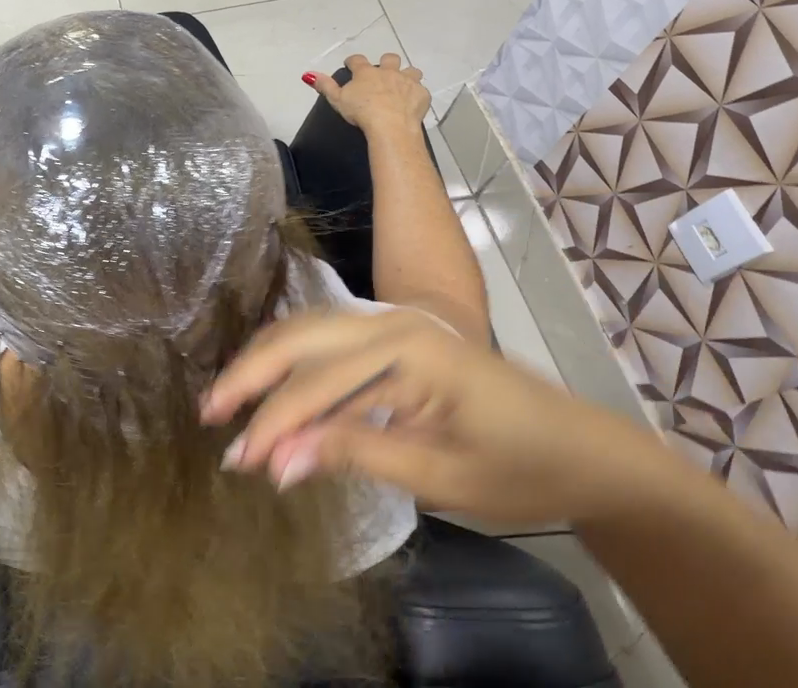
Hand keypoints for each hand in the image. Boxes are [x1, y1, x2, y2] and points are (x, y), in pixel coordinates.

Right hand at [202, 309, 669, 525]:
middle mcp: (395, 323)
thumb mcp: (440, 475)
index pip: (318, 387)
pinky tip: (267, 383)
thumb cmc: (523, 470)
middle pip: (298, 339)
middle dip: (248, 378)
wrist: (588, 452)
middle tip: (209, 416)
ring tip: (226, 401)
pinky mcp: (393, 335)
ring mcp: (394, 322)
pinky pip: (324, 337)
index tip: (241, 463)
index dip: (274, 426)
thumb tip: (276, 462)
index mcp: (412, 353)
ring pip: (304, 331)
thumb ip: (353, 454)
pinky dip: (288, 360)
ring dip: (261, 365)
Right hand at [307, 54, 428, 135]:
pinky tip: (410, 102)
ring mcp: (408, 81)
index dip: (353, 61)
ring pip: (412, 70)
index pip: (358, 60)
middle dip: (386, 62)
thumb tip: (308, 74)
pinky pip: (421, 90)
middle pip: (390, 58)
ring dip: (407, 75)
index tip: (350, 65)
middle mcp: (389, 72)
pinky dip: (415, 94)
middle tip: (381, 73)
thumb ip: (324, 86)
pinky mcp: (422, 94)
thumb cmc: (361, 112)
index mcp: (366, 73)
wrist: (390, 126)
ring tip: (401, 85)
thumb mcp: (337, 100)